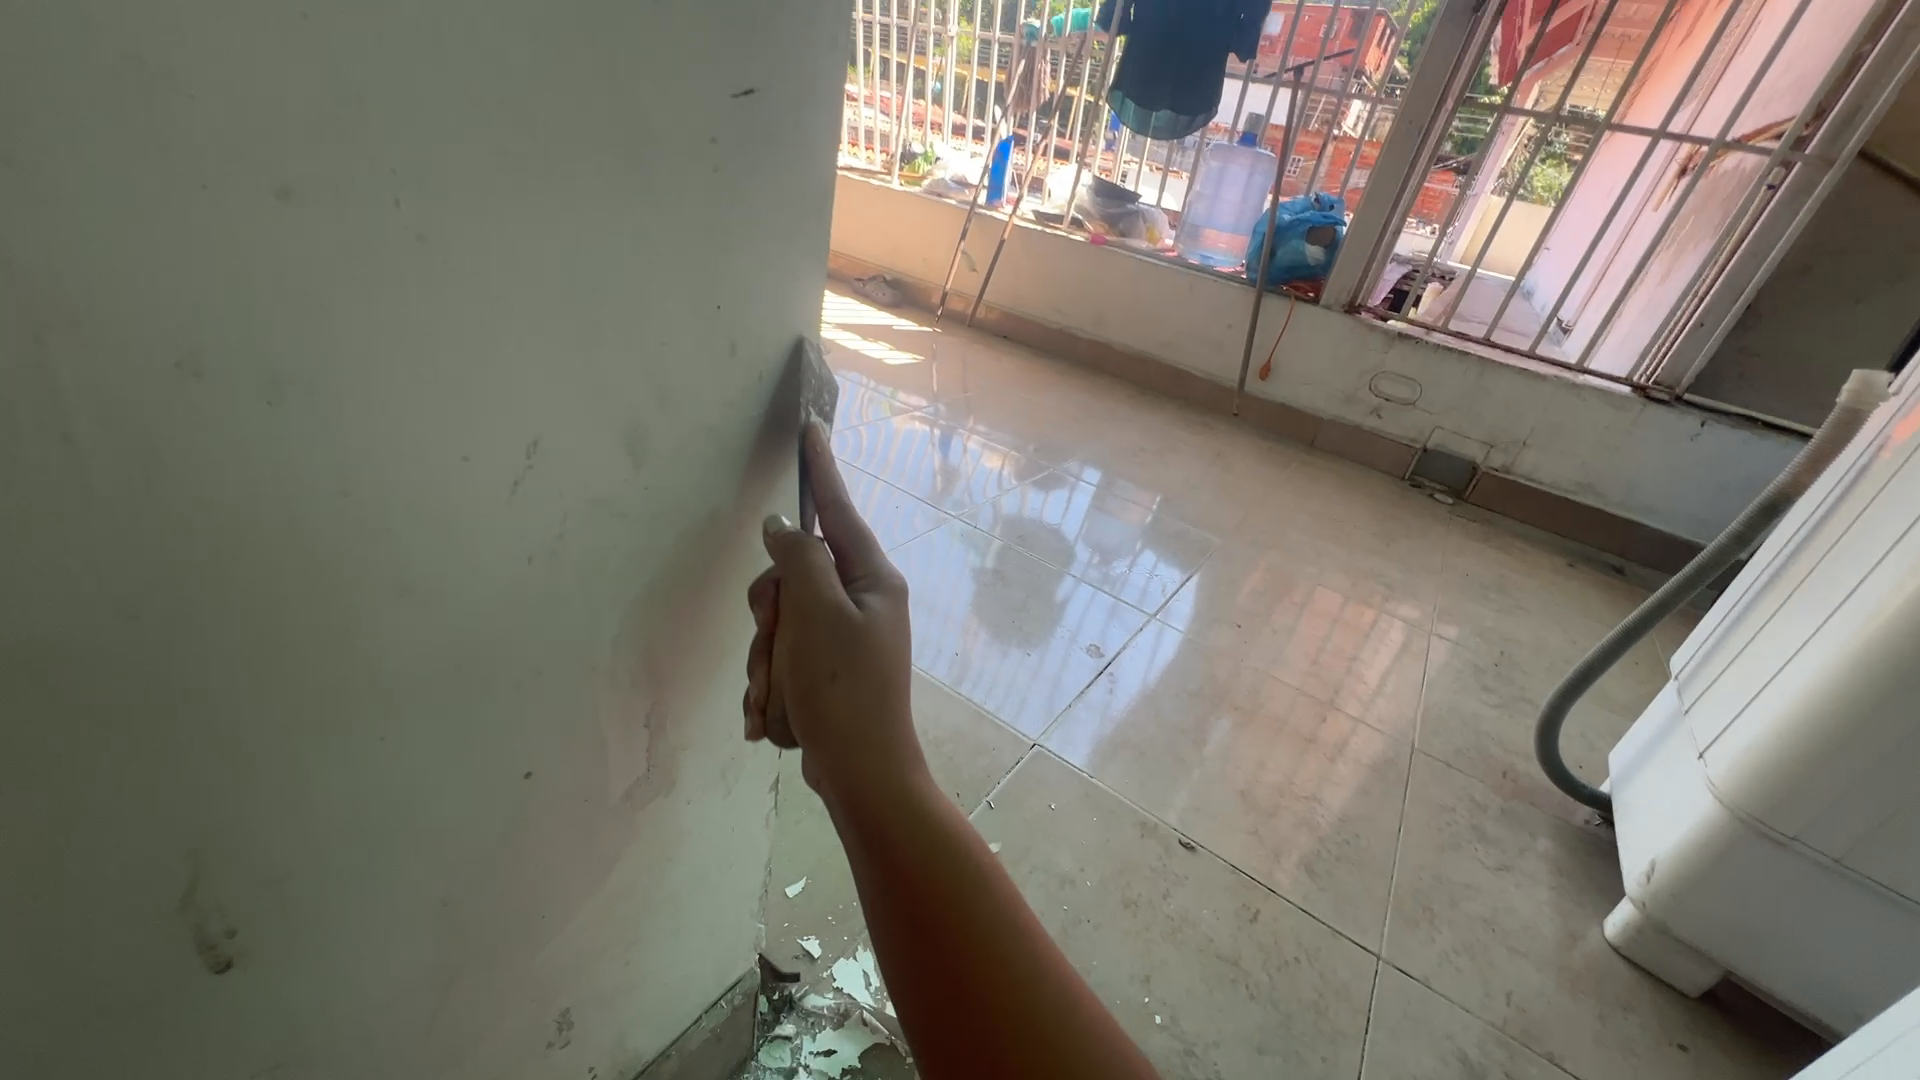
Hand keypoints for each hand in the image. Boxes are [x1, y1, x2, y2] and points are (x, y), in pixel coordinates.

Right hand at [744, 420, 928, 804]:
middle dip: (771, 617)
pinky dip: (773, 689)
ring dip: (768, 662)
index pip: (837, 511)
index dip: (821, 469)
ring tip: (780, 698)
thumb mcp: (818, 615)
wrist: (861, 774)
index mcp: (872, 579)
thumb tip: (784, 529)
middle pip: (792, 577)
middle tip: (776, 643)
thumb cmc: (845, 689)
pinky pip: (781, 662)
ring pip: (778, 625)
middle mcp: (860, 602)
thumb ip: (798, 561)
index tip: (812, 427)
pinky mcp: (825, 672)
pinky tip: (778, 719)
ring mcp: (842, 639)